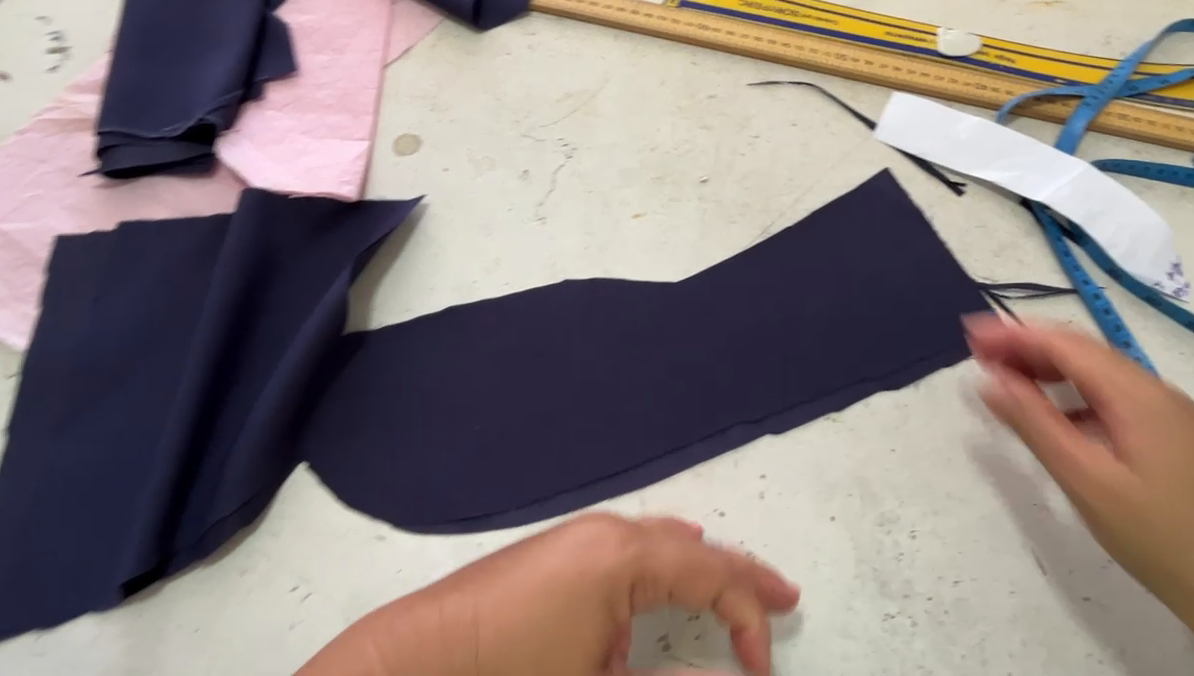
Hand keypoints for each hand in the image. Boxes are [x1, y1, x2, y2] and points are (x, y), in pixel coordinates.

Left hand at [298, 514, 800, 675]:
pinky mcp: (551, 555)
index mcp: (623, 555)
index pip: (710, 574)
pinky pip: (624, 550)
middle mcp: (604, 532)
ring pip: (657, 544)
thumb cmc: (513, 673)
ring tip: (733, 585)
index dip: (749, 617)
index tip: (765, 666)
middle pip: (689, 547)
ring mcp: (573, 538)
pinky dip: (658, 564)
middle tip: (782, 595)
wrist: (410, 666)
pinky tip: (661, 577)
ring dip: (697, 567)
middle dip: (736, 575)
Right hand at [963, 314, 1193, 616]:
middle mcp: (1159, 392)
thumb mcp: (1087, 481)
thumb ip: (1035, 425)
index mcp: (1138, 394)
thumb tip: (989, 381)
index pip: (1065, 344)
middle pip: (1083, 353)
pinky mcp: (1180, 439)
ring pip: (1101, 375)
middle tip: (978, 356)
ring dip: (1051, 370)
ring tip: (1008, 382)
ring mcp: (1175, 415)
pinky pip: (1118, 399)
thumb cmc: (1162, 538)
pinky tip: (1059, 419)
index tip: (968, 334)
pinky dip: (1077, 395)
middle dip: (1028, 347)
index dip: (1013, 334)